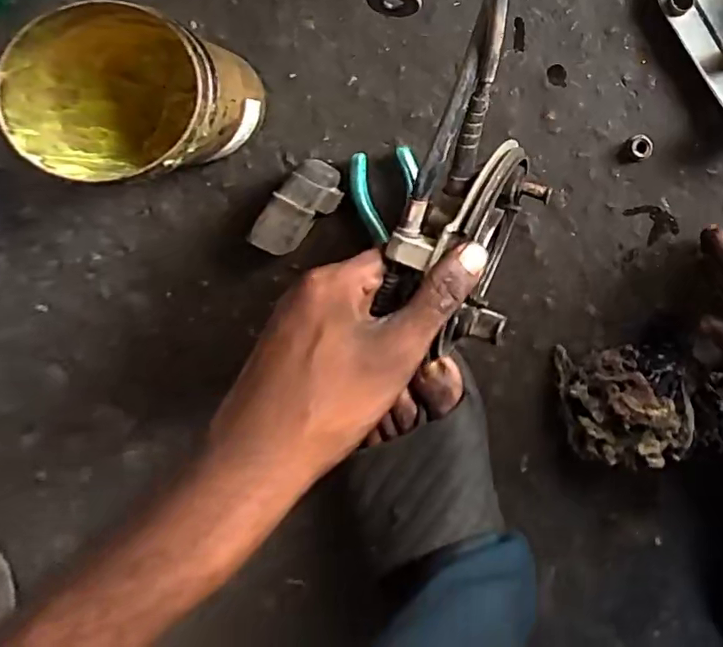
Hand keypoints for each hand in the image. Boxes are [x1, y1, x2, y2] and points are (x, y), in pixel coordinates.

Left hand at [204, 244, 487, 492]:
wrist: (255, 467)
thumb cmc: (318, 410)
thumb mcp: (399, 348)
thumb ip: (438, 298)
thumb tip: (467, 256)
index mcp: (330, 281)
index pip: (397, 255)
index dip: (427, 276)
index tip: (443, 297)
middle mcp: (305, 294)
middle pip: (378, 284)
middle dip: (404, 312)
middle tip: (416, 343)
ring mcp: (292, 322)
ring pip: (358, 313)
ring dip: (382, 335)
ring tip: (388, 368)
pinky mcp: (286, 349)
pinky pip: (336, 334)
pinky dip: (357, 351)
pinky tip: (362, 381)